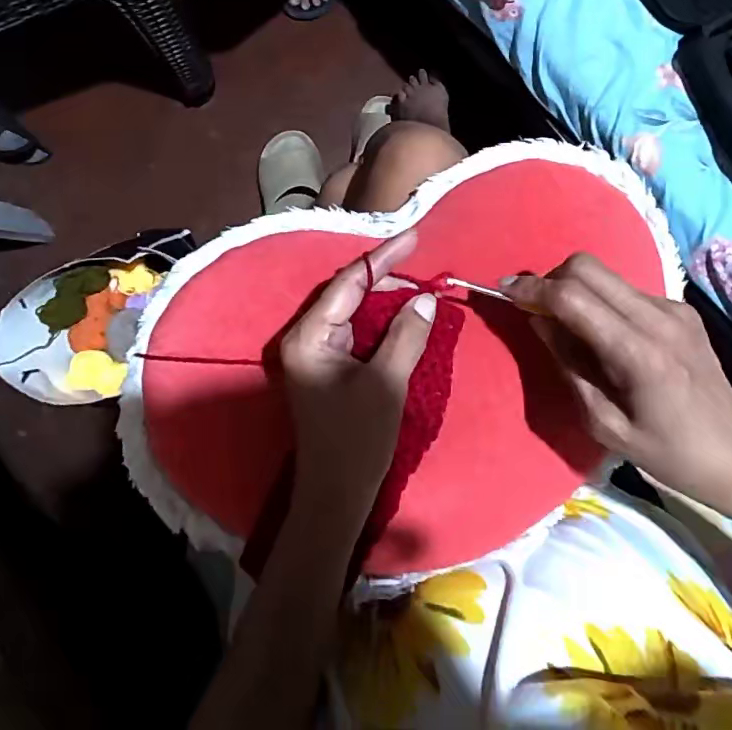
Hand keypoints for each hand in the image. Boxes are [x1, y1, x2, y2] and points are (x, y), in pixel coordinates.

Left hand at [280, 231, 435, 519]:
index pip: (349, 283)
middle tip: (424, 267)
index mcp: (310, 336)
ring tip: (420, 287)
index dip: (383, 257)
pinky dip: (382, 321)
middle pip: (349, 293)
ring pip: (354, 311)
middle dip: (387, 278)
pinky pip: (356, 331)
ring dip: (386, 299)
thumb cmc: (356, 440)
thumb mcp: (387, 383)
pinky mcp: (327, 366)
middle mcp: (306, 337)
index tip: (413, 235)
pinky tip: (405, 315)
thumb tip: (425, 298)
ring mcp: (315, 352)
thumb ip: (406, 335)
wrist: (335, 495)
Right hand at [503, 254, 731, 537]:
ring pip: (606, 273)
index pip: (573, 297)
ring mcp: (673, 309)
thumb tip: (539, 322)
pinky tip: (603, 335)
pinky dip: (600, 300)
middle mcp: (658, 318)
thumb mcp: (606, 426)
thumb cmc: (672, 455)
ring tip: (565, 325)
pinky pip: (625, 290)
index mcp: (639, 353)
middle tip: (534, 310)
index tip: (504, 292)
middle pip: (587, 266)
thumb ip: (569, 367)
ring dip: (575, 288)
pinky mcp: (682, 309)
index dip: (532, 290)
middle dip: (551, 280)